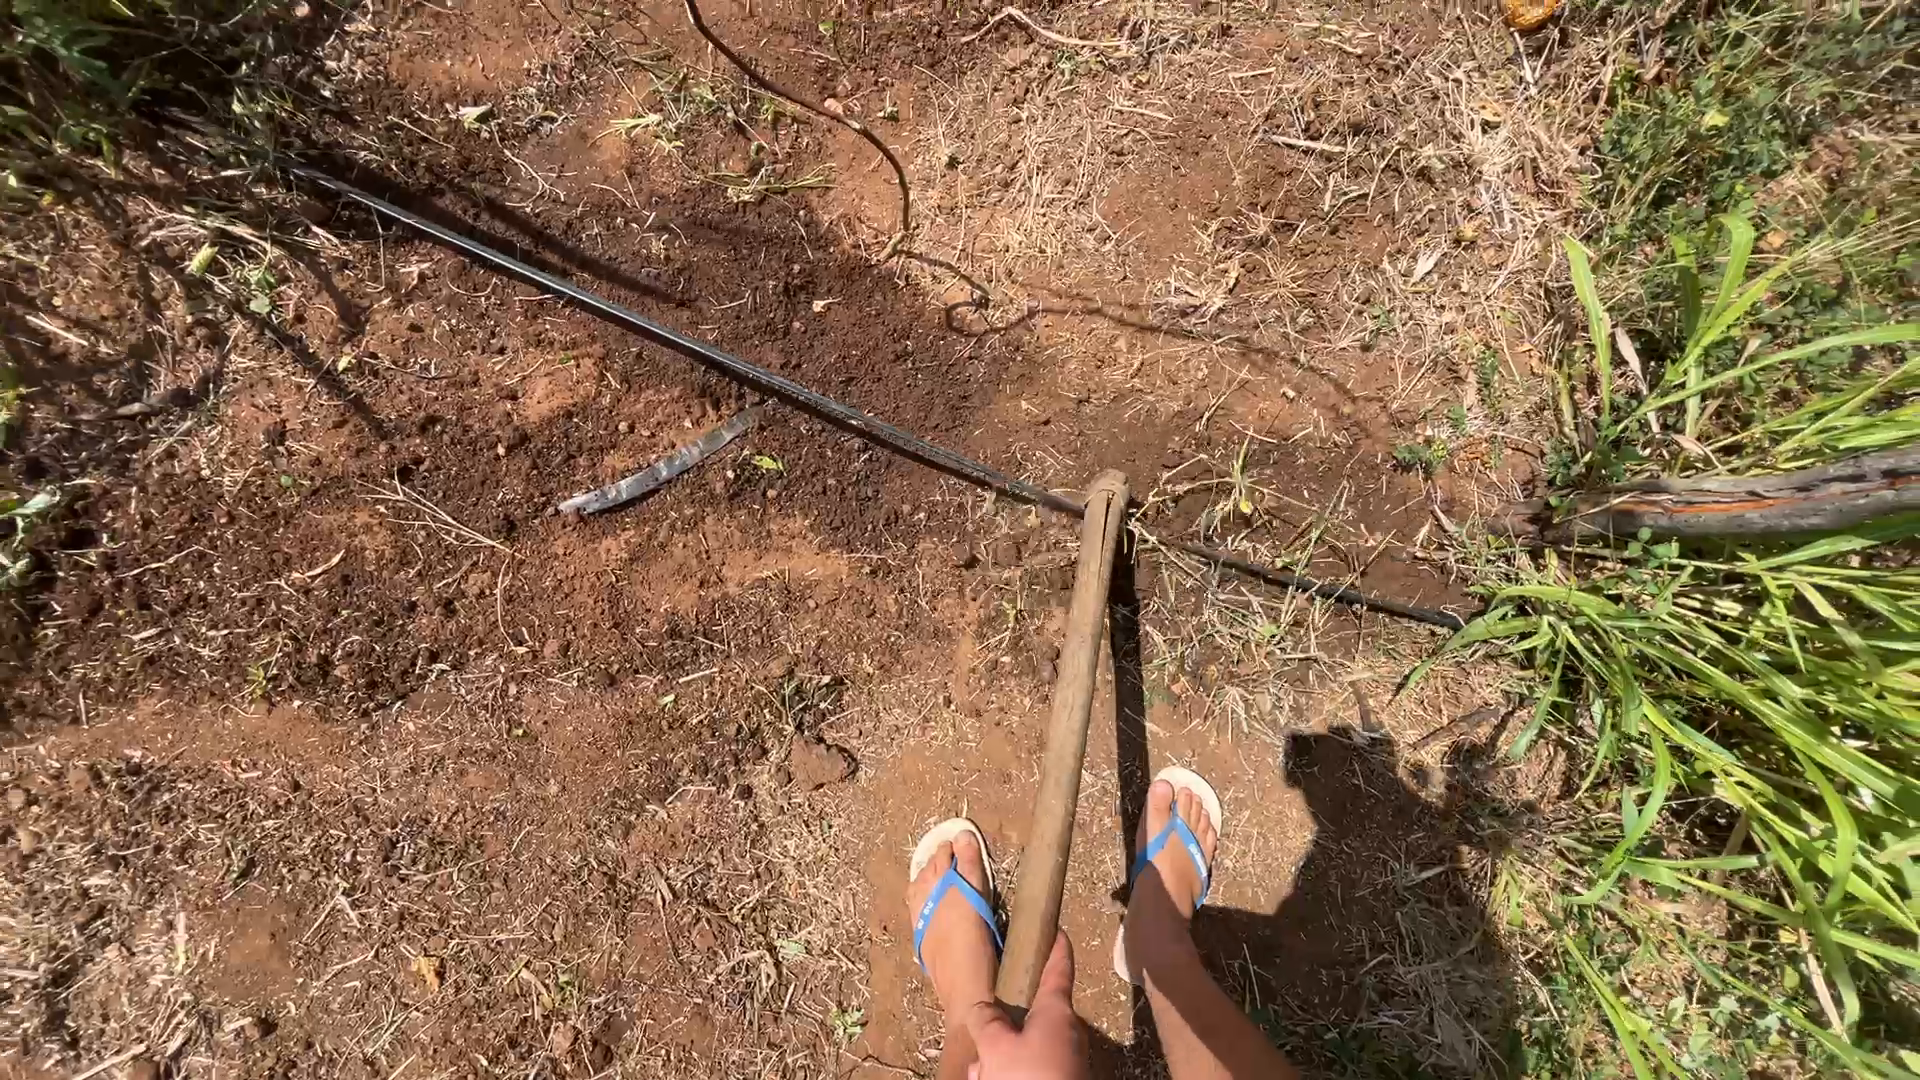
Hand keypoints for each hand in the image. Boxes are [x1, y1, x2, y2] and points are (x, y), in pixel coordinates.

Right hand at [963, 932, 1088, 1079]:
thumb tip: (982, 1008)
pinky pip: (1030, 1067)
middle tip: (982, 1033)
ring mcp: (1066, 1059)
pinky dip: (1010, 1071)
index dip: (1056, 943)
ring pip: (1026, 1045)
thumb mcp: (996, 1047)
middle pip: (1033, 1012)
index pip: (1060, 965)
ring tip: (980, 1072)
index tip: (1055, 926)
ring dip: (1001, 1054)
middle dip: (1004, 1021)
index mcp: (1057, 1010)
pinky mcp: (1060, 1079)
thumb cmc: (1028, 1078)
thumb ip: (986, 1021)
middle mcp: (1067, 1031)